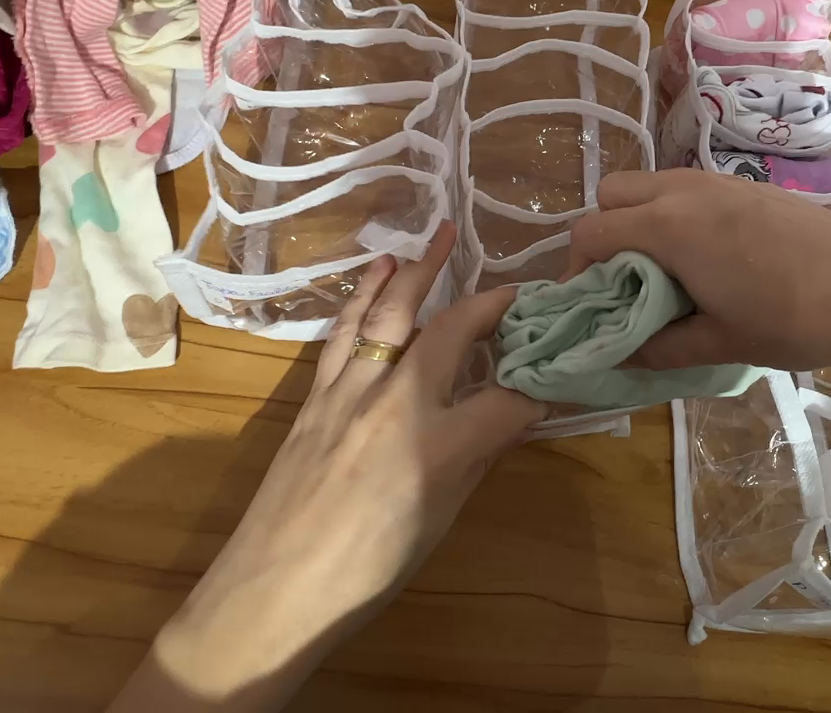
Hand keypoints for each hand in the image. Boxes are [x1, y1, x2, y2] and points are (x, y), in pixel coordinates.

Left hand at [110, 224, 545, 711]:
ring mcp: (351, 391)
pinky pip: (347, 332)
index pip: (509, 400)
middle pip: (453, 332)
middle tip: (514, 286)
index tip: (558, 375)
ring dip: (417, 271)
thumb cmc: (368, 570)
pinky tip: (377, 275)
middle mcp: (397, 403)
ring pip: (389, 313)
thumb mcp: (441, 517)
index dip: (539, 388)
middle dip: (489, 303)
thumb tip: (512, 414)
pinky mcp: (317, 394)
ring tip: (439, 237)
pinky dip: (365, 296)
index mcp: (439, 446)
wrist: (271, 593)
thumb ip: (479, 455)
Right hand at [568, 170, 830, 381]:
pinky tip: (706, 256)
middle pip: (613, 192)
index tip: (590, 305)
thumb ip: (659, 346)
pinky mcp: (747, 185)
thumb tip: (620, 352)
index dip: (576, 269)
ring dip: (639, 219)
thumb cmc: (796, 319)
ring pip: (651, 184)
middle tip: (622, 281)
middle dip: (603, 232)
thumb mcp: (721, 343)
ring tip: (663, 270)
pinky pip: (686, 187)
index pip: (591, 231)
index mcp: (670, 227)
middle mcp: (685, 190)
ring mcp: (719, 180)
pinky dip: (673, 213)